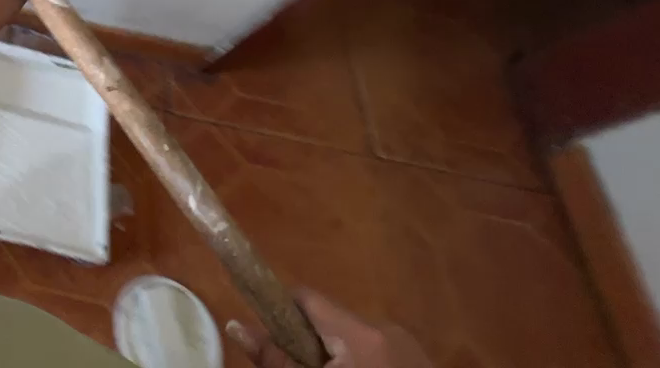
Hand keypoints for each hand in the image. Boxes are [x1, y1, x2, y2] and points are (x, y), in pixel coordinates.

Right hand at [227, 291, 432, 367]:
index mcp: (360, 333)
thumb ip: (276, 360)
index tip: (274, 342)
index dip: (281, 313)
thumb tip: (235, 326)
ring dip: (336, 362)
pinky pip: (377, 358)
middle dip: (309, 347)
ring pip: (353, 343)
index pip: (304, 298)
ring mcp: (411, 350)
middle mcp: (387, 330)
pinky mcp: (424, 367)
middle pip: (328, 322)